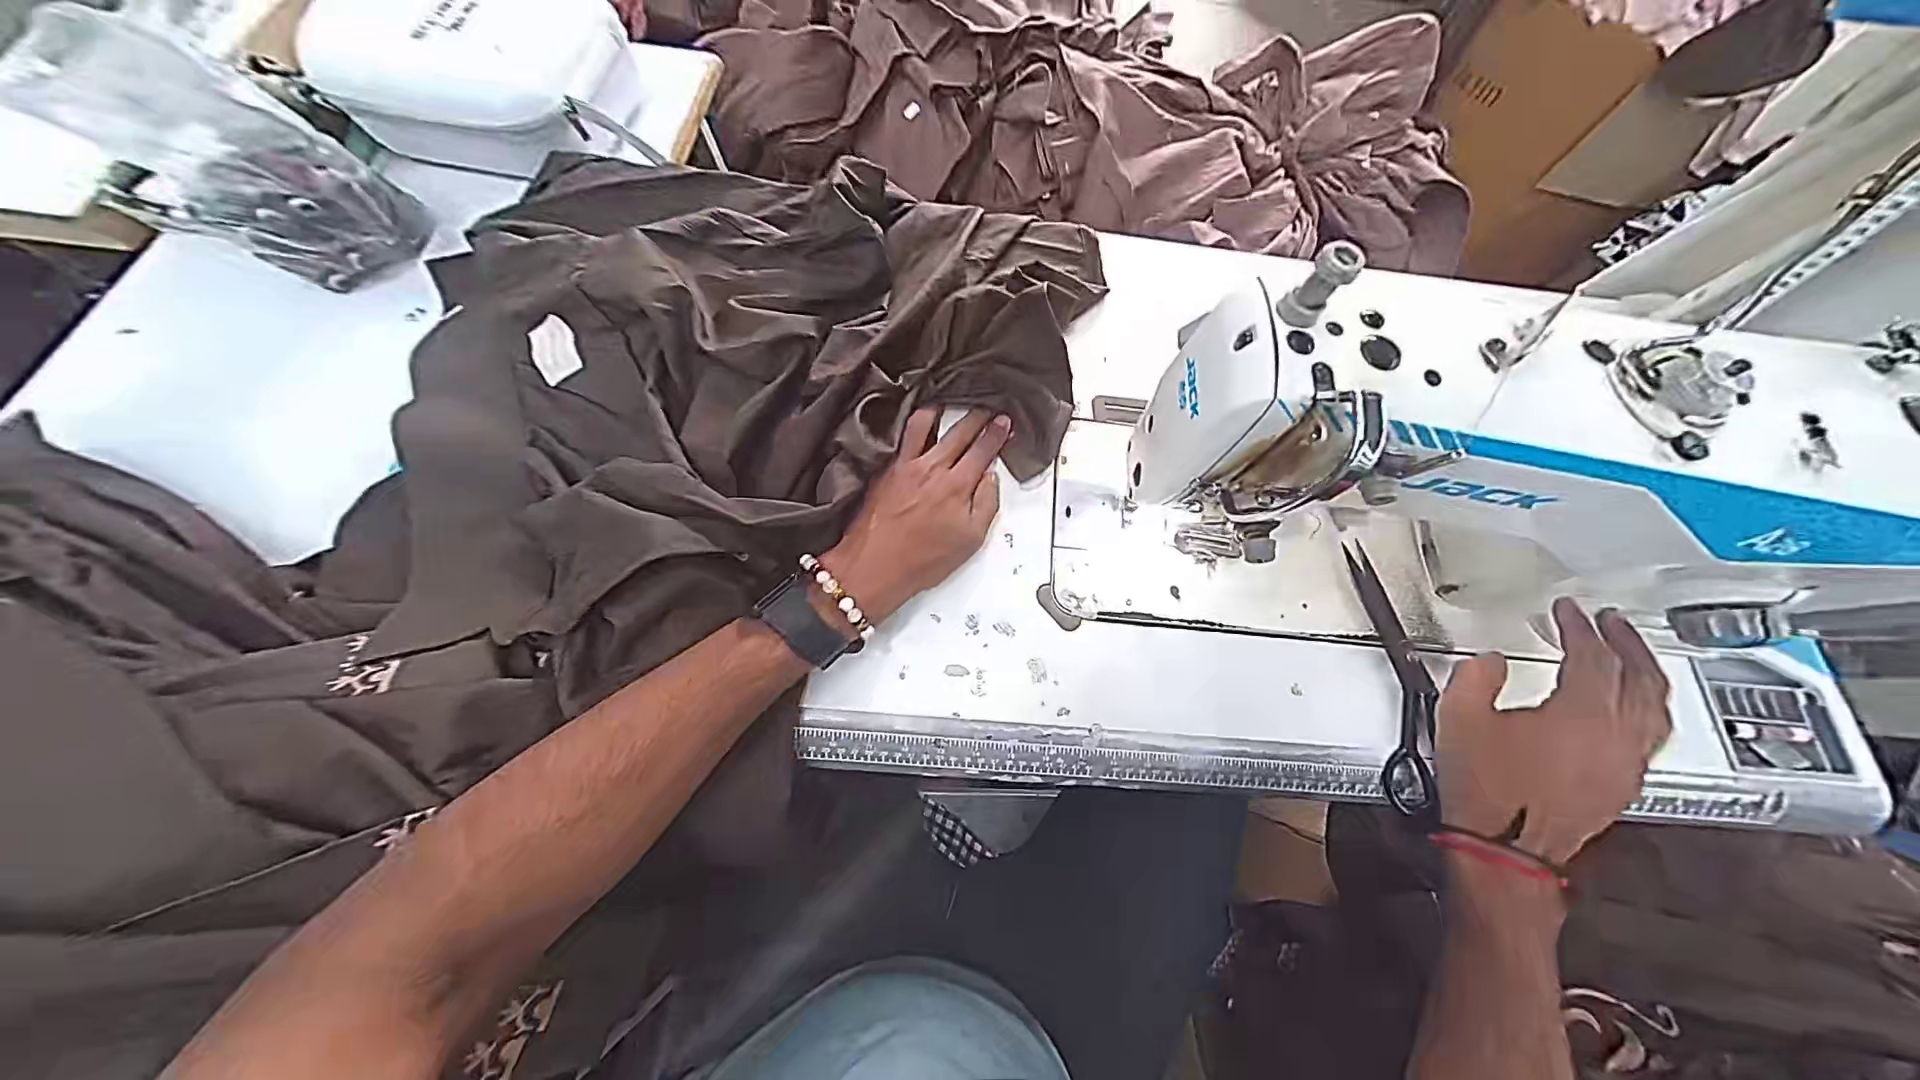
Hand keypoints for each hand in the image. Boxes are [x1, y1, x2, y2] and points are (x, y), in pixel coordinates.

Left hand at [819, 407, 1010, 624]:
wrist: (875, 565)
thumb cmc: (922, 560)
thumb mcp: (970, 540)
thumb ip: (986, 503)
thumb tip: (990, 478)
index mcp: (957, 486)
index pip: (983, 449)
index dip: (997, 433)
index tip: (1004, 422)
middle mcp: (932, 469)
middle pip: (960, 432)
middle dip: (977, 417)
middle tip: (986, 408)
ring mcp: (907, 466)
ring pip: (927, 425)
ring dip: (944, 410)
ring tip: (951, 402)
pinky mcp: (888, 470)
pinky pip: (905, 436)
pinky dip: (916, 423)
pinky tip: (920, 422)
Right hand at [1436, 598, 1671, 864]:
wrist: (1502, 845)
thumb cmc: (1485, 788)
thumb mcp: (1458, 717)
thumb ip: (1476, 677)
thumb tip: (1491, 662)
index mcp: (1580, 716)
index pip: (1593, 657)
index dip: (1579, 627)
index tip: (1569, 611)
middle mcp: (1616, 738)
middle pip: (1641, 679)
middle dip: (1627, 643)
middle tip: (1611, 622)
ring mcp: (1625, 764)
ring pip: (1658, 709)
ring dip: (1646, 675)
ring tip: (1632, 658)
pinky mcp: (1623, 785)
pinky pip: (1652, 736)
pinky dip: (1646, 708)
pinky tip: (1630, 708)